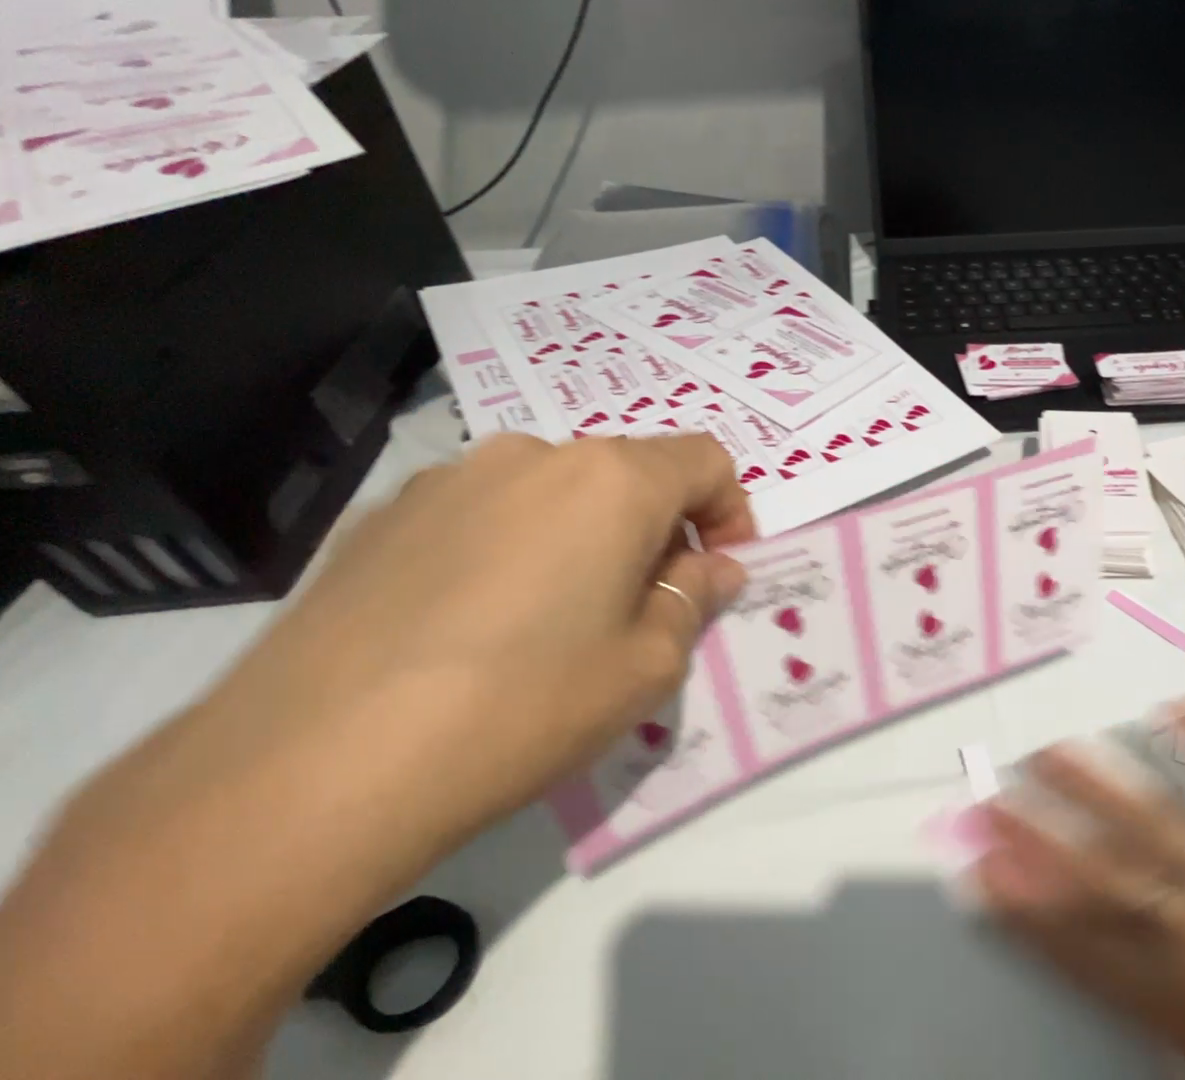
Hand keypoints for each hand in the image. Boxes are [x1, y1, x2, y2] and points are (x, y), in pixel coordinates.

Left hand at [194, 433, 754, 832]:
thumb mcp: (646, 668)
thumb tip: (710, 567)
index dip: (731, 511)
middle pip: (626, 473)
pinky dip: (512, 551)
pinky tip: (478, 628)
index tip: (719, 571)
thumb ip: (692, 601)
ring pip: (551, 494)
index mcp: (611, 482)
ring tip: (558, 624)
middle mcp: (532, 456)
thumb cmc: (526, 706)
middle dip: (656, 530)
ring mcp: (447, 480)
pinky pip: (481, 516)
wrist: (320, 761)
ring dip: (583, 540)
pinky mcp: (383, 517)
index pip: (704, 459)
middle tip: (645, 609)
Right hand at [973, 705, 1184, 1079]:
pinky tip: (1175, 710)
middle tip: (989, 801)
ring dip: (1100, 785)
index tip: (982, 876)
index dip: (1028, 914)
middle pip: (1106, 876)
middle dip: (1041, 839)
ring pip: (1158, 821)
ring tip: (1051, 750)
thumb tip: (1142, 1016)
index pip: (1086, 953)